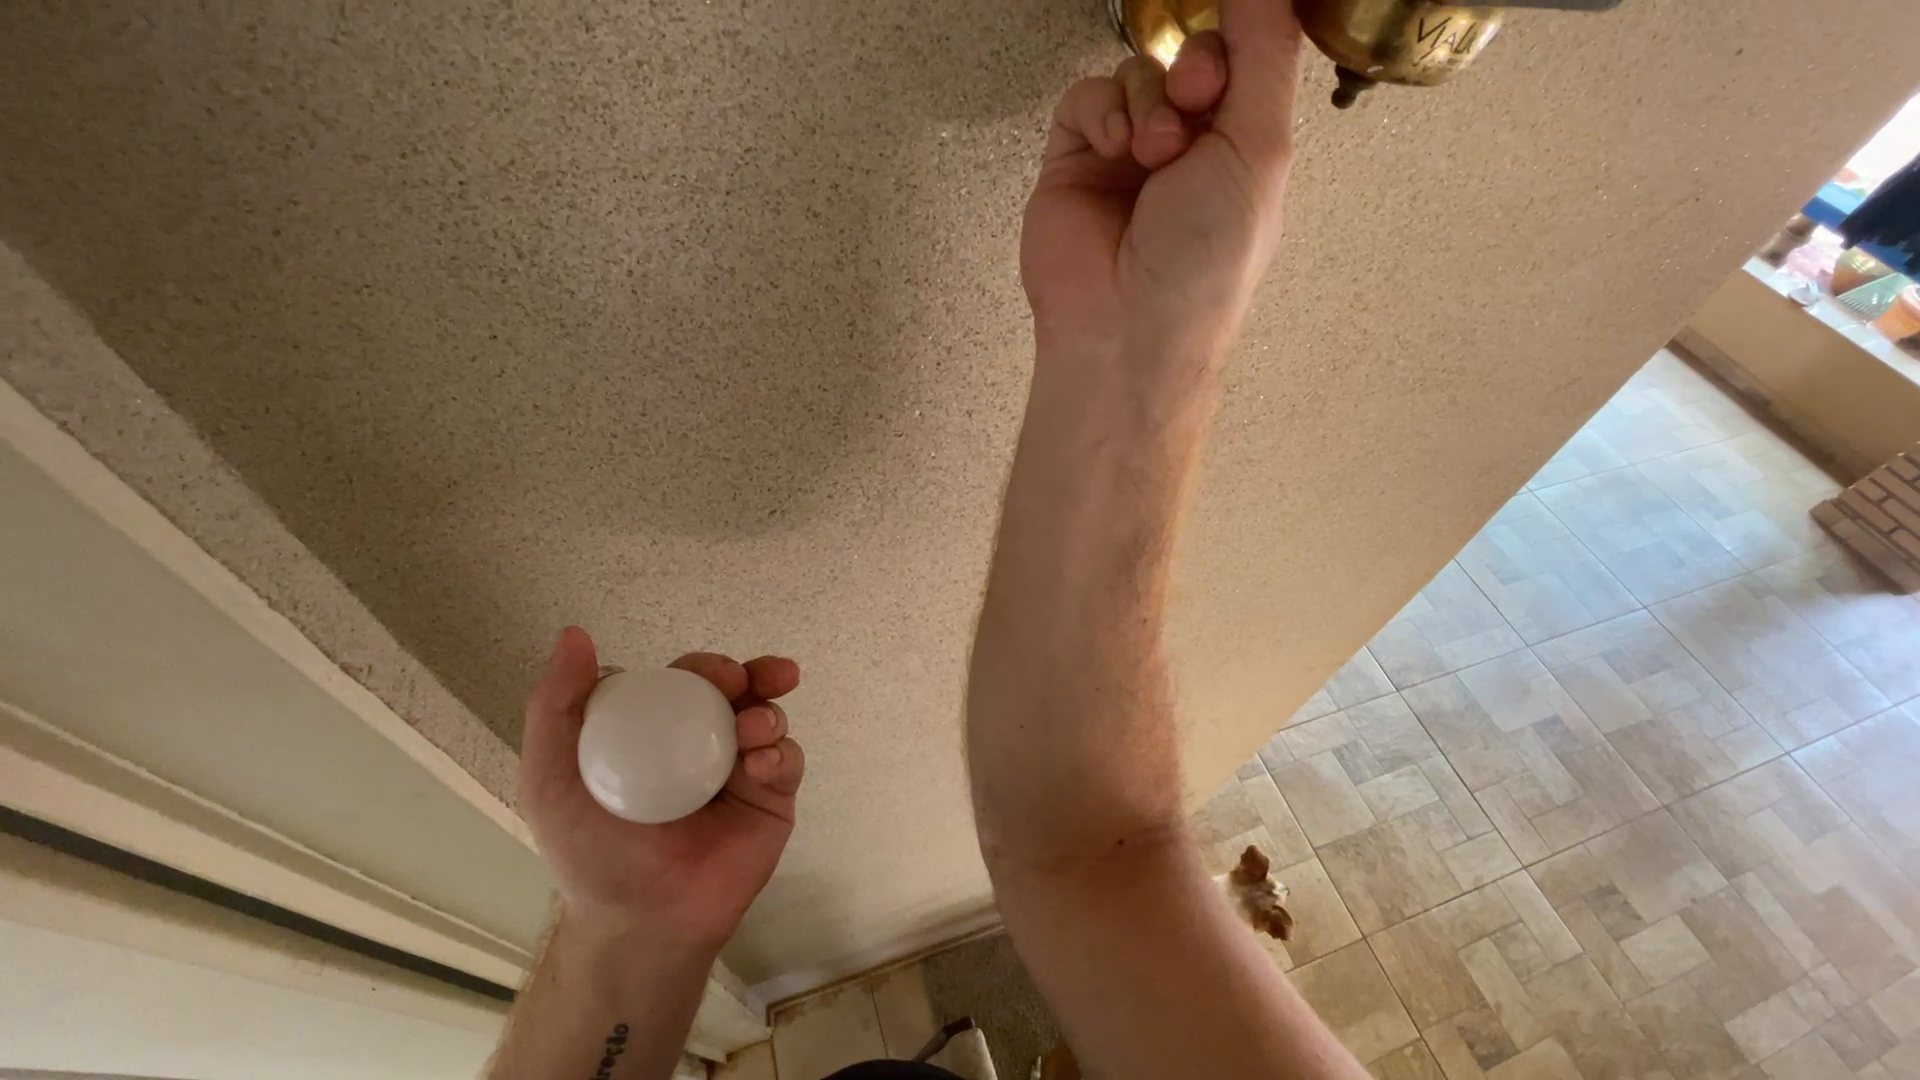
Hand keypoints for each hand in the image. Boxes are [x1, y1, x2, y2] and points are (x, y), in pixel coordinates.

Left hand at [519, 626, 805, 950]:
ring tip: (754, 732)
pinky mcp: (773, 800)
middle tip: (751, 683)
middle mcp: (705, 743)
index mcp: (661, 730)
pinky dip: (782, 755)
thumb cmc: (593, 853)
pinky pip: (788, 763)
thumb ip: (556, 707)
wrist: (640, 923)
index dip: (709, 668)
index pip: (690, 682)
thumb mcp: (552, 780)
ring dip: (768, 715)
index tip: (719, 674)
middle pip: (741, 692)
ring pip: (770, 720)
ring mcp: (743, 770)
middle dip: (755, 675)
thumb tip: (574, 635)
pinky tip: (762, 766)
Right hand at [1021, 0, 1304, 366]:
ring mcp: (1124, 158)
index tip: (1224, 73)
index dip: (1233, 49)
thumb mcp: (1260, 152)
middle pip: (1187, 59)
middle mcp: (1183, 151)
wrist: (1124, 327)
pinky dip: (1102, 112)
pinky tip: (1113, 149)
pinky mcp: (1073, 165)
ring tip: (1149, 155)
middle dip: (1192, 71)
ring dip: (1147, 102)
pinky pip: (1084, 101)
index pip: (1240, 65)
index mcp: (1238, 153)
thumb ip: (1265, 56)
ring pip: (1135, 75)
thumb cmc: (1204, 260)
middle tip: (1193, 105)